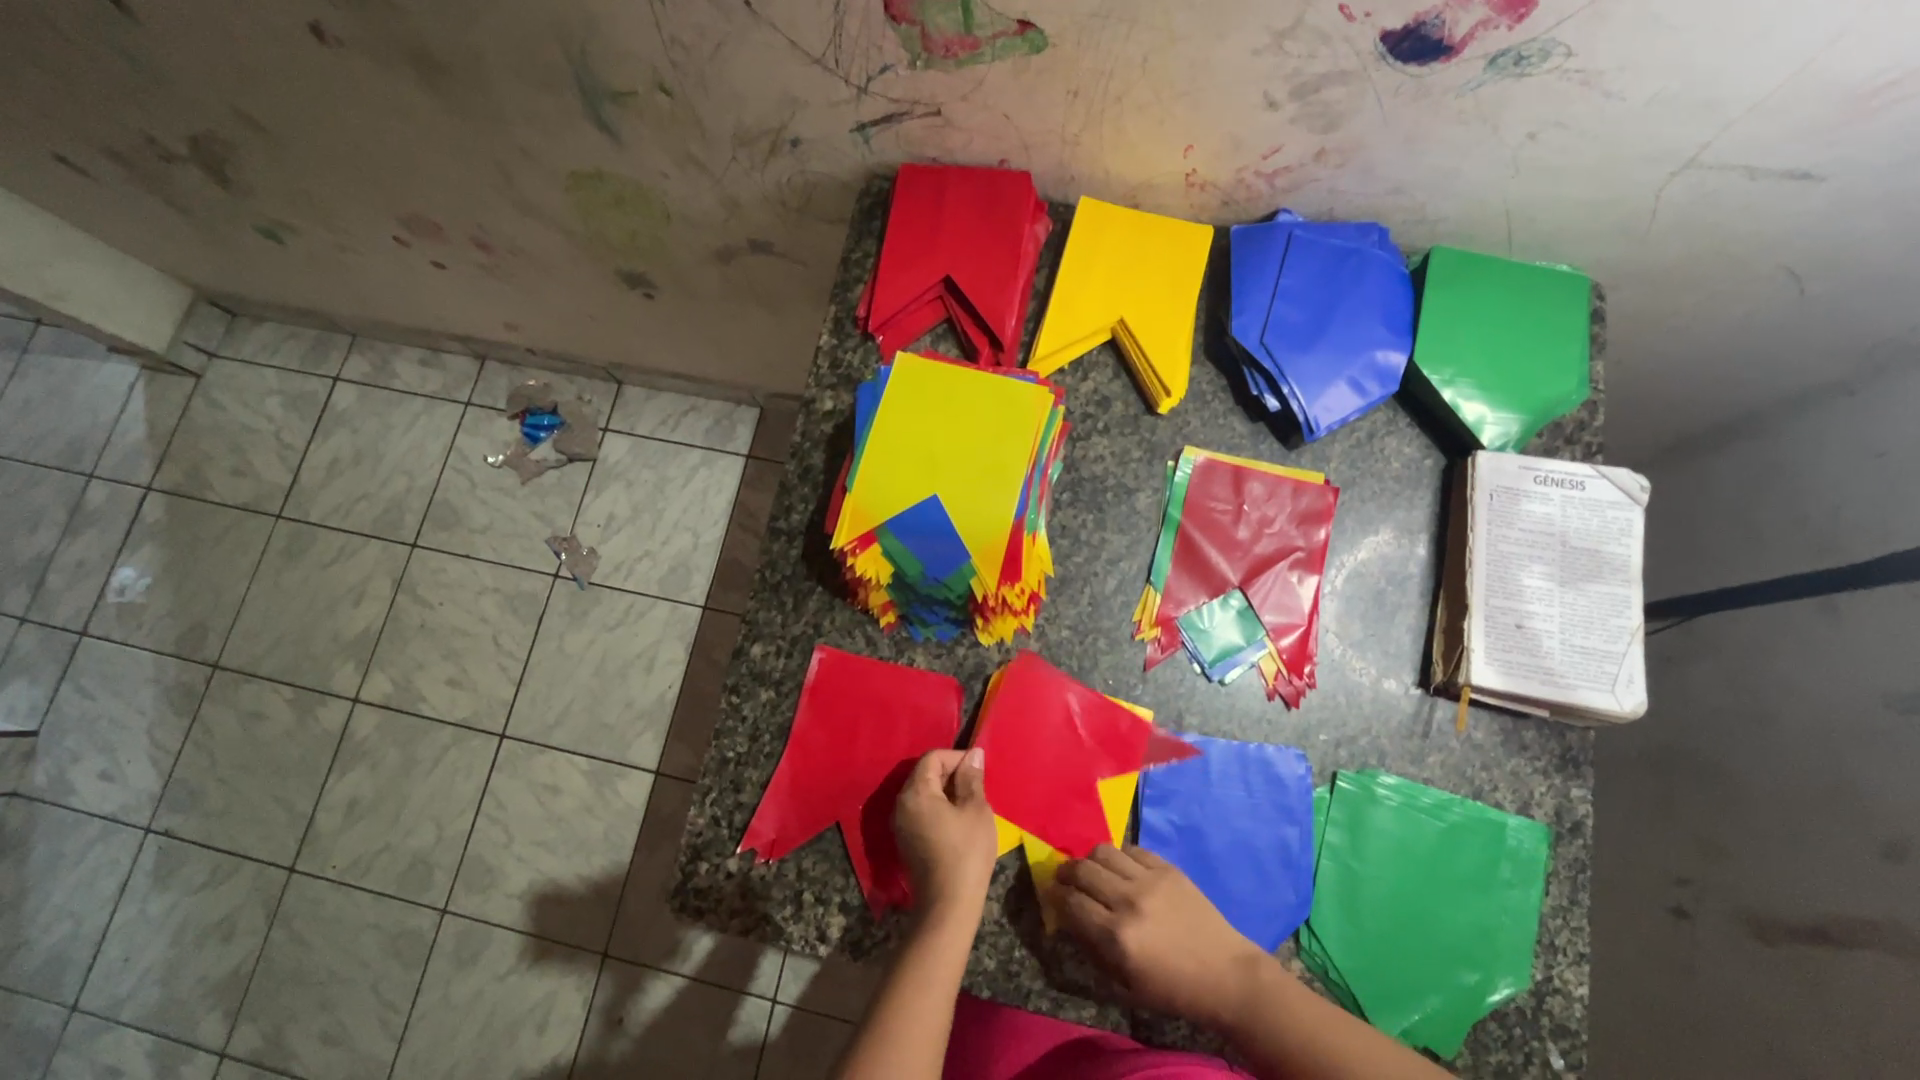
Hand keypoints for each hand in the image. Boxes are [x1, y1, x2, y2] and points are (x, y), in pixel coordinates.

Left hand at [893, 748, 997, 918]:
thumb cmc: (966, 852)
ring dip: (946, 792)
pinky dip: (938, 808)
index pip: (932, 758)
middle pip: (924, 774)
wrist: (948, 904)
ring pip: (923, 793)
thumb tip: (972, 754)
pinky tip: (958, 821)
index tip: (979, 769)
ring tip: (970, 803)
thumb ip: (971, 778)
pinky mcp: (905, 840)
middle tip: (977, 787)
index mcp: (916, 792)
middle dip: (951, 773)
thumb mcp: (975, 810)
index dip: (957, 757)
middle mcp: (901, 803)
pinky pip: (920, 811)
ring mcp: (900, 823)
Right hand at [1056, 844, 1274, 1028]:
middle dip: (1065, 872)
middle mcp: (1128, 902)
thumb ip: (1092, 949)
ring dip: (1090, 859)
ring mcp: (1150, 880)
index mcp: (1116, 937)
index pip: (1070, 902)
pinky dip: (1119, 856)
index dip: (1054, 895)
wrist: (1225, 975)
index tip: (1051, 894)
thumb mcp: (1124, 984)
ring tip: (1091, 869)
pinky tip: (1120, 868)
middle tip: (1064, 878)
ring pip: (1103, 851)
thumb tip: (1069, 918)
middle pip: (1082, 870)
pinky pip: (1132, 849)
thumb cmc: (1172, 990)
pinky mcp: (1168, 869)